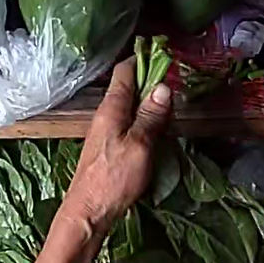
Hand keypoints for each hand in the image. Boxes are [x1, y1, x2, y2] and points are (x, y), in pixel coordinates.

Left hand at [60, 60, 173, 232]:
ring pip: (128, 105)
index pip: (124, 71)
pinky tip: (156, 124)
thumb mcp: (139, 145)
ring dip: (147, 98)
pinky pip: (128, 121)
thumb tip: (162, 87)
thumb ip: (150, 117)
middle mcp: (105, 115)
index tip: (163, 50)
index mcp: (112, 109)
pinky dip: (143, 116)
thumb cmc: (113, 178)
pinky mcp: (108, 146)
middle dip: (149, 77)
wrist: (88, 212)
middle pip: (127, 87)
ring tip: (170, 95)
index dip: (142, 58)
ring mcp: (105, 131)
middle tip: (175, 72)